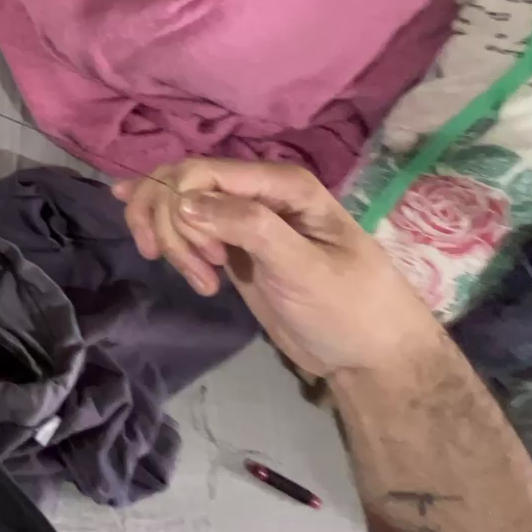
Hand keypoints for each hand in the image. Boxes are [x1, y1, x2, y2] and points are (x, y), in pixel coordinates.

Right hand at [114, 159, 443, 378]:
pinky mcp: (224, 241)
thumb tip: (182, 201)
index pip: (199, 172)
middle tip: (195, 273)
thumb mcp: (305, 269)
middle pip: (178, 184)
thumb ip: (248, 227)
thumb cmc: (351, 311)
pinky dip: (162, 237)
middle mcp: (254, 190)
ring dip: (165, 237)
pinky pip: (176, 223)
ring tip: (197, 280)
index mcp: (281, 184)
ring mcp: (236, 215)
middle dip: (167, 225)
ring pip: (170, 202)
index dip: (183, 207)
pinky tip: (161, 254)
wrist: (370, 359)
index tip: (211, 257)